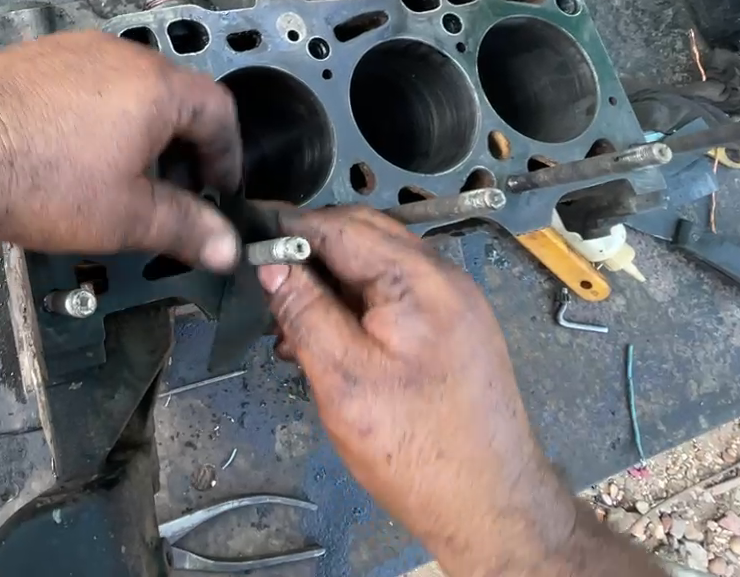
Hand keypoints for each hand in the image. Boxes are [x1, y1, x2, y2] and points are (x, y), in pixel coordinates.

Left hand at [0, 31, 243, 270]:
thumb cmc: (44, 183)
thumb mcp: (126, 216)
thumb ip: (185, 227)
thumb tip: (229, 248)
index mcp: (155, 85)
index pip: (219, 108)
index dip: (226, 154)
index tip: (216, 189)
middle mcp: (117, 53)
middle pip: (173, 93)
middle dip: (181, 142)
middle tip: (168, 187)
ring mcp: (70, 48)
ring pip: (125, 85)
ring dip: (137, 126)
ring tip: (115, 172)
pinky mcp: (31, 56)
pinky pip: (81, 79)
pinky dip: (94, 112)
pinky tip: (66, 148)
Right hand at [259, 207, 577, 575]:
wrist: (496, 512)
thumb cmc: (415, 446)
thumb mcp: (343, 378)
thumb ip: (303, 310)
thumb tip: (269, 261)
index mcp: (418, 278)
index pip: (338, 226)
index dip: (287, 226)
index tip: (242, 231)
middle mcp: (439, 275)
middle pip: (358, 234)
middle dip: (305, 249)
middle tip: (260, 272)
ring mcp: (448, 300)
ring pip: (370, 262)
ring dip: (325, 278)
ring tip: (284, 314)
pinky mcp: (447, 325)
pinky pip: (388, 291)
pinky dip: (350, 300)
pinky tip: (321, 333)